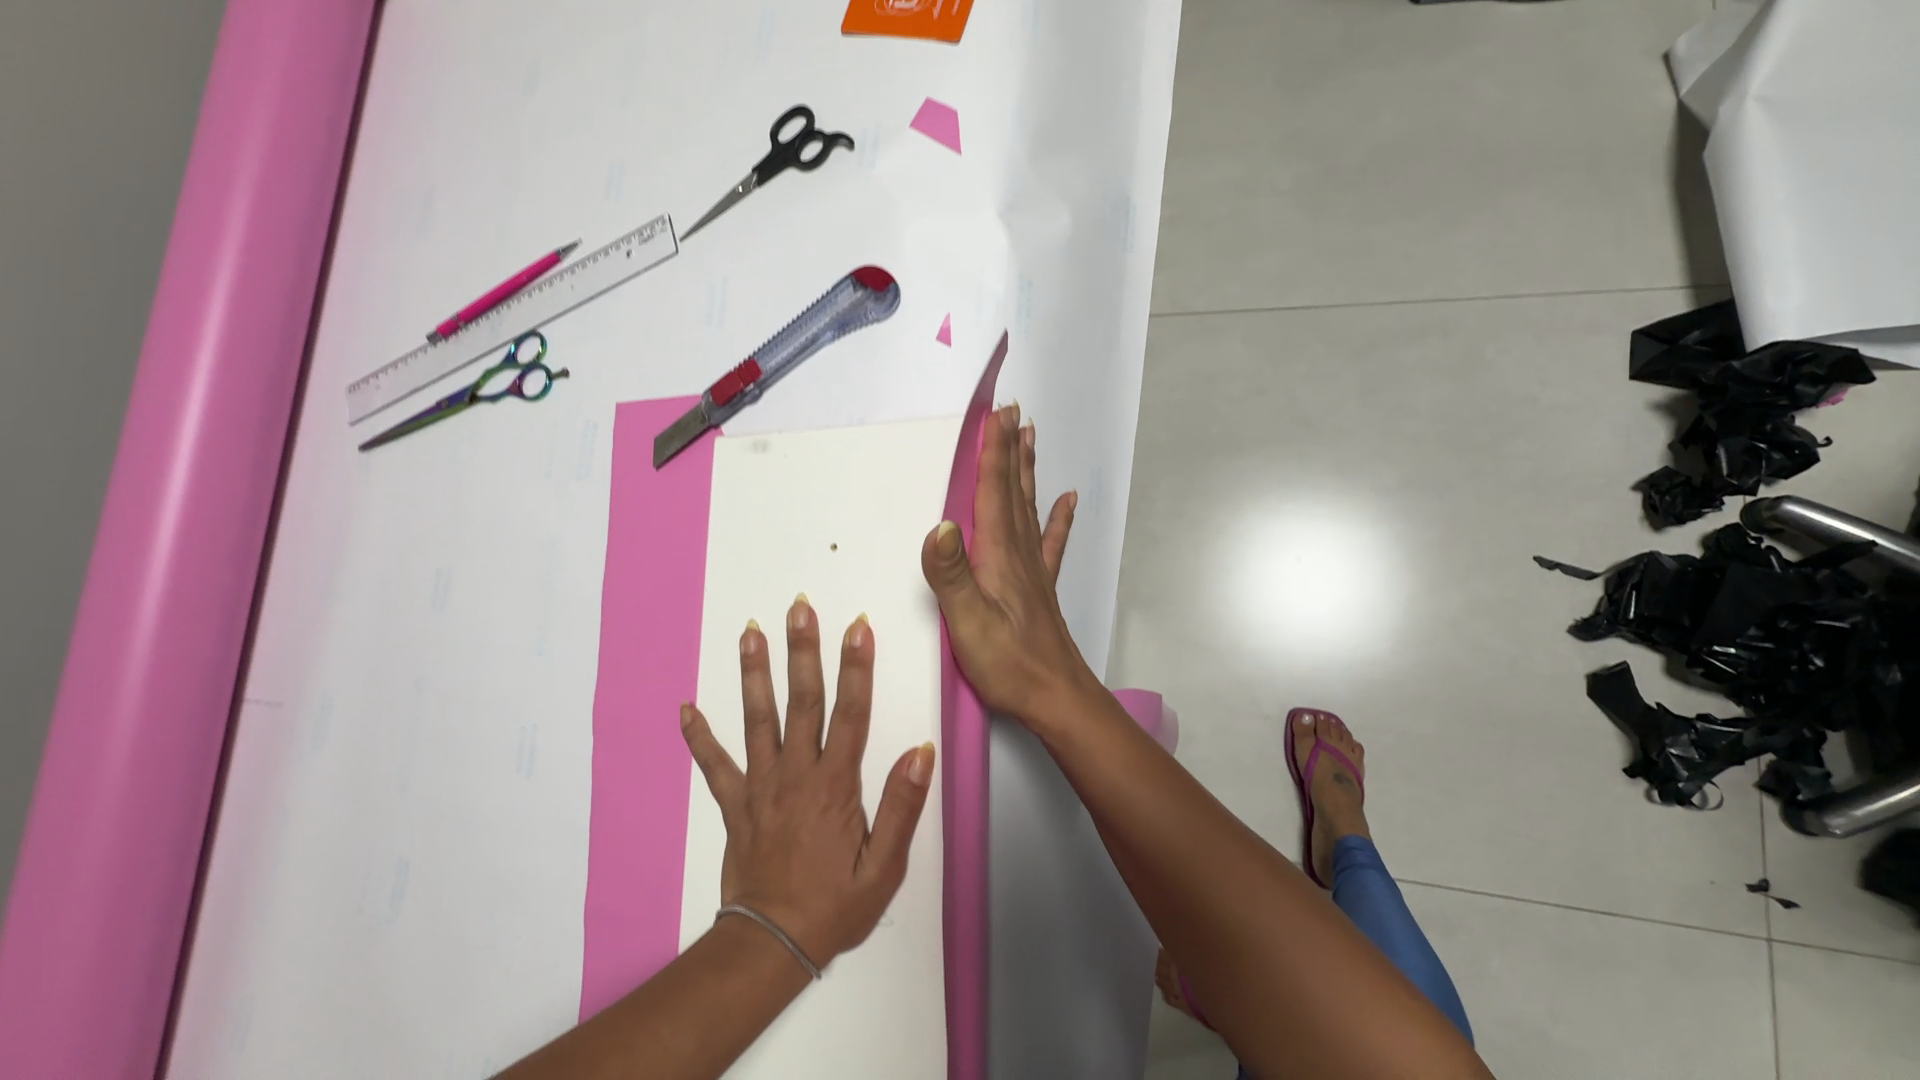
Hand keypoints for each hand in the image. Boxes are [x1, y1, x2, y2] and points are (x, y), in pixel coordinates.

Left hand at [680, 599, 934, 969]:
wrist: (772, 943)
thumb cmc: (834, 905)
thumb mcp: (885, 867)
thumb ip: (902, 806)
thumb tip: (920, 752)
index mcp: (835, 785)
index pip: (850, 713)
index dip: (856, 667)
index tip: (857, 627)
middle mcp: (796, 774)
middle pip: (801, 702)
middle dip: (802, 652)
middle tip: (798, 608)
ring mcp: (760, 787)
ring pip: (757, 720)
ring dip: (754, 674)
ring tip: (750, 633)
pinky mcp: (735, 805)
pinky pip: (715, 766)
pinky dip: (699, 737)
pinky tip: (685, 708)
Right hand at [921, 404, 1097, 726]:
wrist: (1057, 696)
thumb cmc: (1008, 663)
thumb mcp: (968, 622)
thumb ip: (952, 575)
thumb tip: (940, 525)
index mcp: (999, 556)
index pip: (994, 492)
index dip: (994, 452)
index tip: (998, 412)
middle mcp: (1018, 553)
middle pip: (1013, 490)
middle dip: (1010, 449)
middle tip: (1012, 411)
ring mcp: (1033, 569)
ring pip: (1029, 506)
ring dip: (1027, 471)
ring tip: (1030, 437)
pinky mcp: (1040, 588)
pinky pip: (1050, 542)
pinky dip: (1058, 517)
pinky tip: (1068, 500)